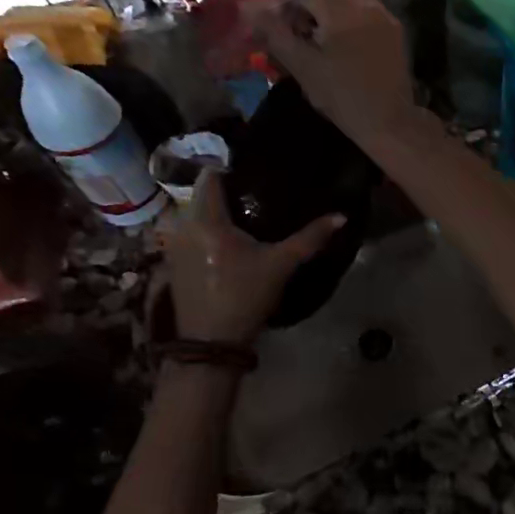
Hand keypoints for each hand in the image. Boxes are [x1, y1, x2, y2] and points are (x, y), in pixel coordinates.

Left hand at [159, 172, 344, 342]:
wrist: (210, 343)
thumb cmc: (245, 297)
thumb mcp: (281, 265)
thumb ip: (310, 238)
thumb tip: (342, 216)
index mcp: (206, 220)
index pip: (210, 176)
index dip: (231, 170)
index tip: (254, 173)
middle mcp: (182, 226)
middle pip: (202, 195)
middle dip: (227, 193)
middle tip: (257, 195)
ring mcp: (172, 245)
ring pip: (194, 215)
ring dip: (216, 213)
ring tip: (246, 216)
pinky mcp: (172, 262)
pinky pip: (188, 232)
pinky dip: (206, 230)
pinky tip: (228, 242)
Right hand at [262, 0, 415, 141]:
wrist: (389, 120)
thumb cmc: (341, 95)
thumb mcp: (302, 66)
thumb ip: (275, 33)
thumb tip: (252, 9)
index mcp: (339, 8)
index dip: (285, 2)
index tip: (279, 26)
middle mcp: (364, 3)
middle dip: (308, 0)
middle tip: (298, 28)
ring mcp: (384, 14)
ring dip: (329, 5)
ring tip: (319, 34)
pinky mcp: (395, 29)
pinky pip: (367, 9)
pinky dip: (350, 14)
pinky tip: (343, 40)